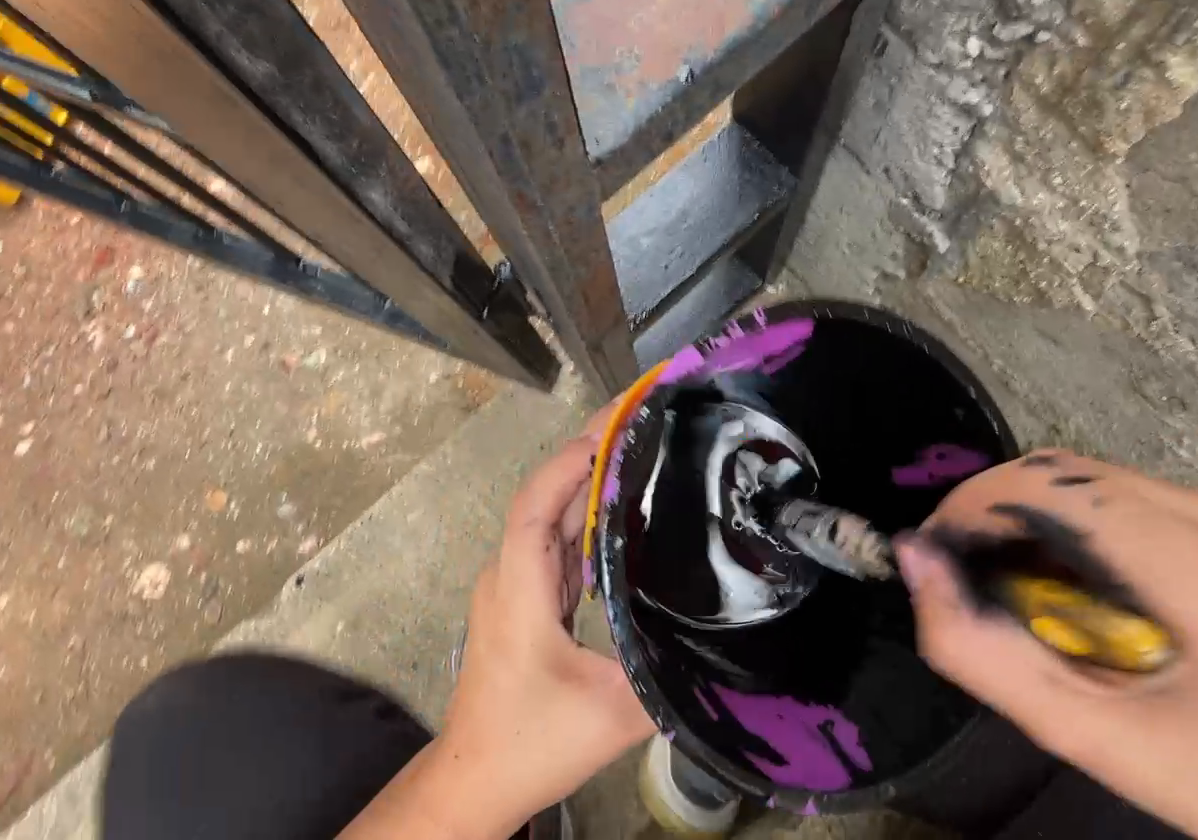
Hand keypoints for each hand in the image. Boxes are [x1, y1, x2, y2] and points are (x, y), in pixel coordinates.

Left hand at [430, 406, 654, 829]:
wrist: (475, 783)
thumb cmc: (528, 743)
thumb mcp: (609, 713)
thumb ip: (664, 675)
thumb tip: (722, 645)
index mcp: (519, 585)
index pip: (538, 499)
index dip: (574, 458)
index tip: (619, 422)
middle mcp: (512, 572)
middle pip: (548, 495)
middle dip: (592, 451)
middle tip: (644, 415)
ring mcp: (518, 584)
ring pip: (554, 515)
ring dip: (592, 478)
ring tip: (642, 445)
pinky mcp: (530, 599)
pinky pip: (560, 541)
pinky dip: (590, 514)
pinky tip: (627, 507)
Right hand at [895, 451, 1197, 839]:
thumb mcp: (1085, 738)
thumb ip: (981, 653)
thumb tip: (917, 561)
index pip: (1066, 494)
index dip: (979, 504)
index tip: (936, 547)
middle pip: (1071, 475)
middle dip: (995, 508)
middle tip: (961, 564)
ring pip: (1090, 474)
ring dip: (1030, 511)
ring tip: (1013, 574)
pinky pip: (1122, 486)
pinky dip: (1072, 516)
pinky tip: (1071, 571)